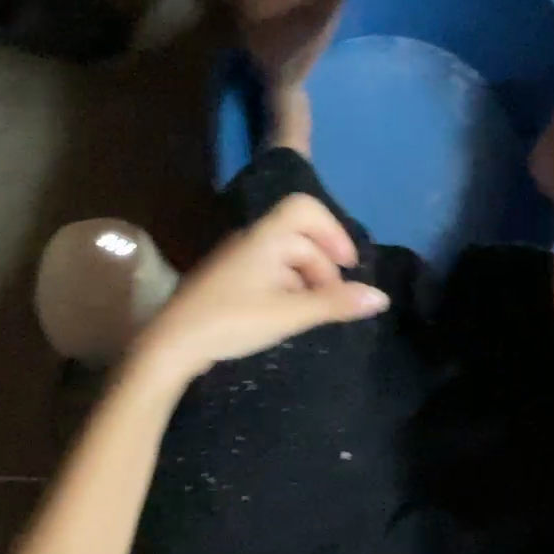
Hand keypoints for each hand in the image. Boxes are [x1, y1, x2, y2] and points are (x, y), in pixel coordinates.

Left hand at [131, 194, 389, 381]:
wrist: (171, 344)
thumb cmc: (231, 322)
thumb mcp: (288, 314)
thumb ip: (334, 304)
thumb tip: (381, 297)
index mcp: (265, 238)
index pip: (304, 209)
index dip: (333, 231)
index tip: (347, 265)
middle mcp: (250, 241)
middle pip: (299, 237)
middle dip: (323, 265)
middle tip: (334, 300)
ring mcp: (235, 261)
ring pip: (282, 257)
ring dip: (306, 279)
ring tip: (313, 312)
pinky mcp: (226, 282)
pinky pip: (266, 273)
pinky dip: (285, 288)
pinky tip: (286, 316)